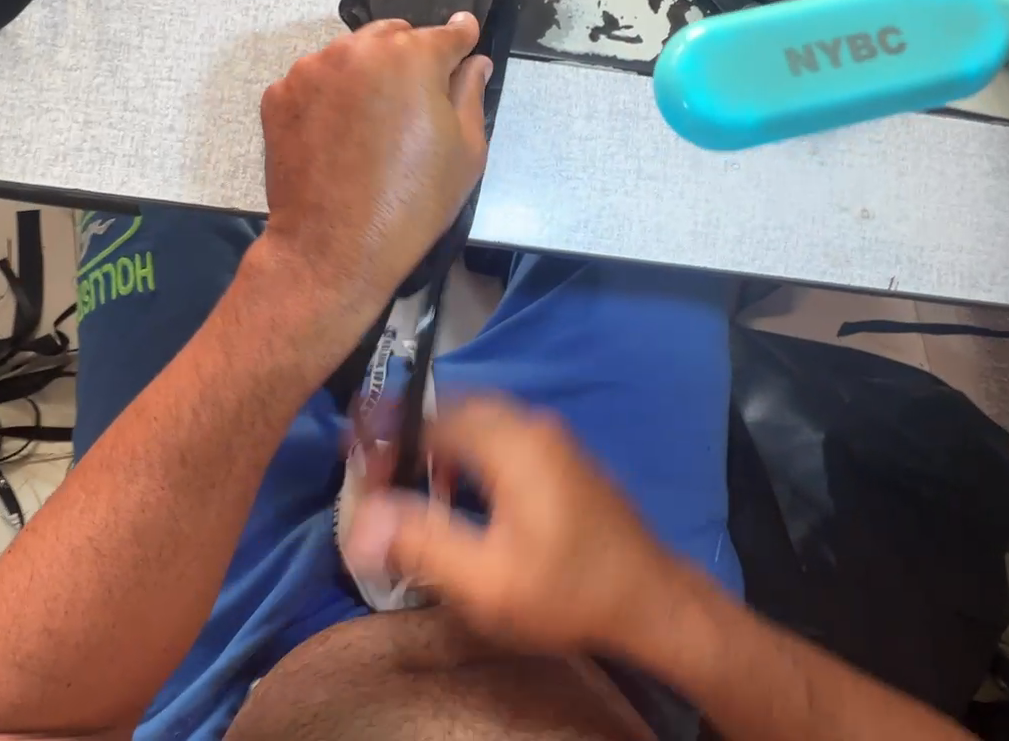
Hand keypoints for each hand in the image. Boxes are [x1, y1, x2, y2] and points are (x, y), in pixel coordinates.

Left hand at [257, 13, 491, 314]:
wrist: (334, 247)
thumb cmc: (413, 202)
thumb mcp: (465, 151)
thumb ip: (470, 94)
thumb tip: (474, 63)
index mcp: (412, 57)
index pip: (447, 32)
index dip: (461, 38)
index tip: (465, 38)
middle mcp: (358, 49)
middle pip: (393, 38)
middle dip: (409, 59)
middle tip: (415, 104)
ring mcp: (311, 70)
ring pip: (350, 57)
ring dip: (366, 75)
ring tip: (372, 126)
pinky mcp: (279, 95)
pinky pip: (315, 82)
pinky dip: (329, 97)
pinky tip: (339, 136)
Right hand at [343, 396, 677, 655]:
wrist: (650, 600)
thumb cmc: (567, 591)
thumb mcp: (488, 581)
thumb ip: (422, 544)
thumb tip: (363, 520)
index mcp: (512, 443)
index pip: (431, 418)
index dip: (388, 435)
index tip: (357, 460)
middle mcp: (532, 425)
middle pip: (454, 409)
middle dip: (412, 433)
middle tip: (381, 468)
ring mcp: (551, 437)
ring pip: (478, 420)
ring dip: (440, 443)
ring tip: (414, 482)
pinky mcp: (560, 455)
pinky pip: (501, 434)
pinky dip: (468, 450)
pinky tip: (460, 491)